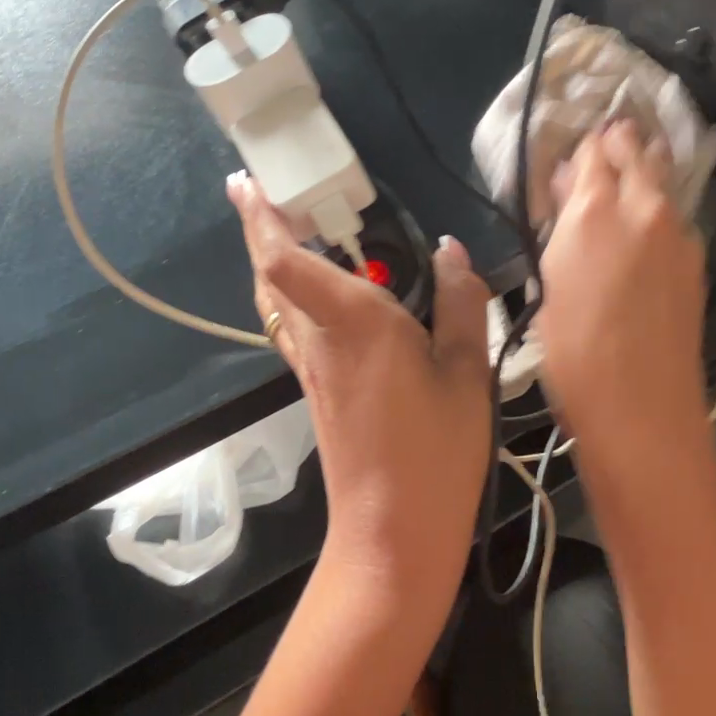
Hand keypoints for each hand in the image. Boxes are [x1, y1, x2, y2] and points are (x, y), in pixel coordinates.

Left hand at [226, 173, 492, 588]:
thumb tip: (452, 251)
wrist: (393, 533)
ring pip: (276, 303)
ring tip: (279, 227)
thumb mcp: (468, 373)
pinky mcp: (317, 392)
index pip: (286, 260)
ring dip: (269, 261)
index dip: (261, 218)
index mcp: (354, 322)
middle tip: (257, 190)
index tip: (247, 182)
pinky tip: (315, 292)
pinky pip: (292, 327)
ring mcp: (312, 369)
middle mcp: (320, 338)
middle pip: (270, 276)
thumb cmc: (436, 452)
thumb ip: (462, 303)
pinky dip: (289, 294)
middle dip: (257, 229)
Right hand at [536, 122, 709, 447]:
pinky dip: (659, 212)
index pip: (593, 153)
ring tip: (632, 173)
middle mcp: (642, 209)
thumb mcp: (550, 285)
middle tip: (609, 142)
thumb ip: (562, 231)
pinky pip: (675, 219)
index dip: (584, 149)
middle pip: (636, 154)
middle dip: (621, 145)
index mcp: (594, 210)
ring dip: (646, 171)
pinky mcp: (696, 261)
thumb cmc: (573, 351)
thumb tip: (568, 196)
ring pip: (662, 183)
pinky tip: (646, 229)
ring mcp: (677, 233)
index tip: (576, 152)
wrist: (641, 403)